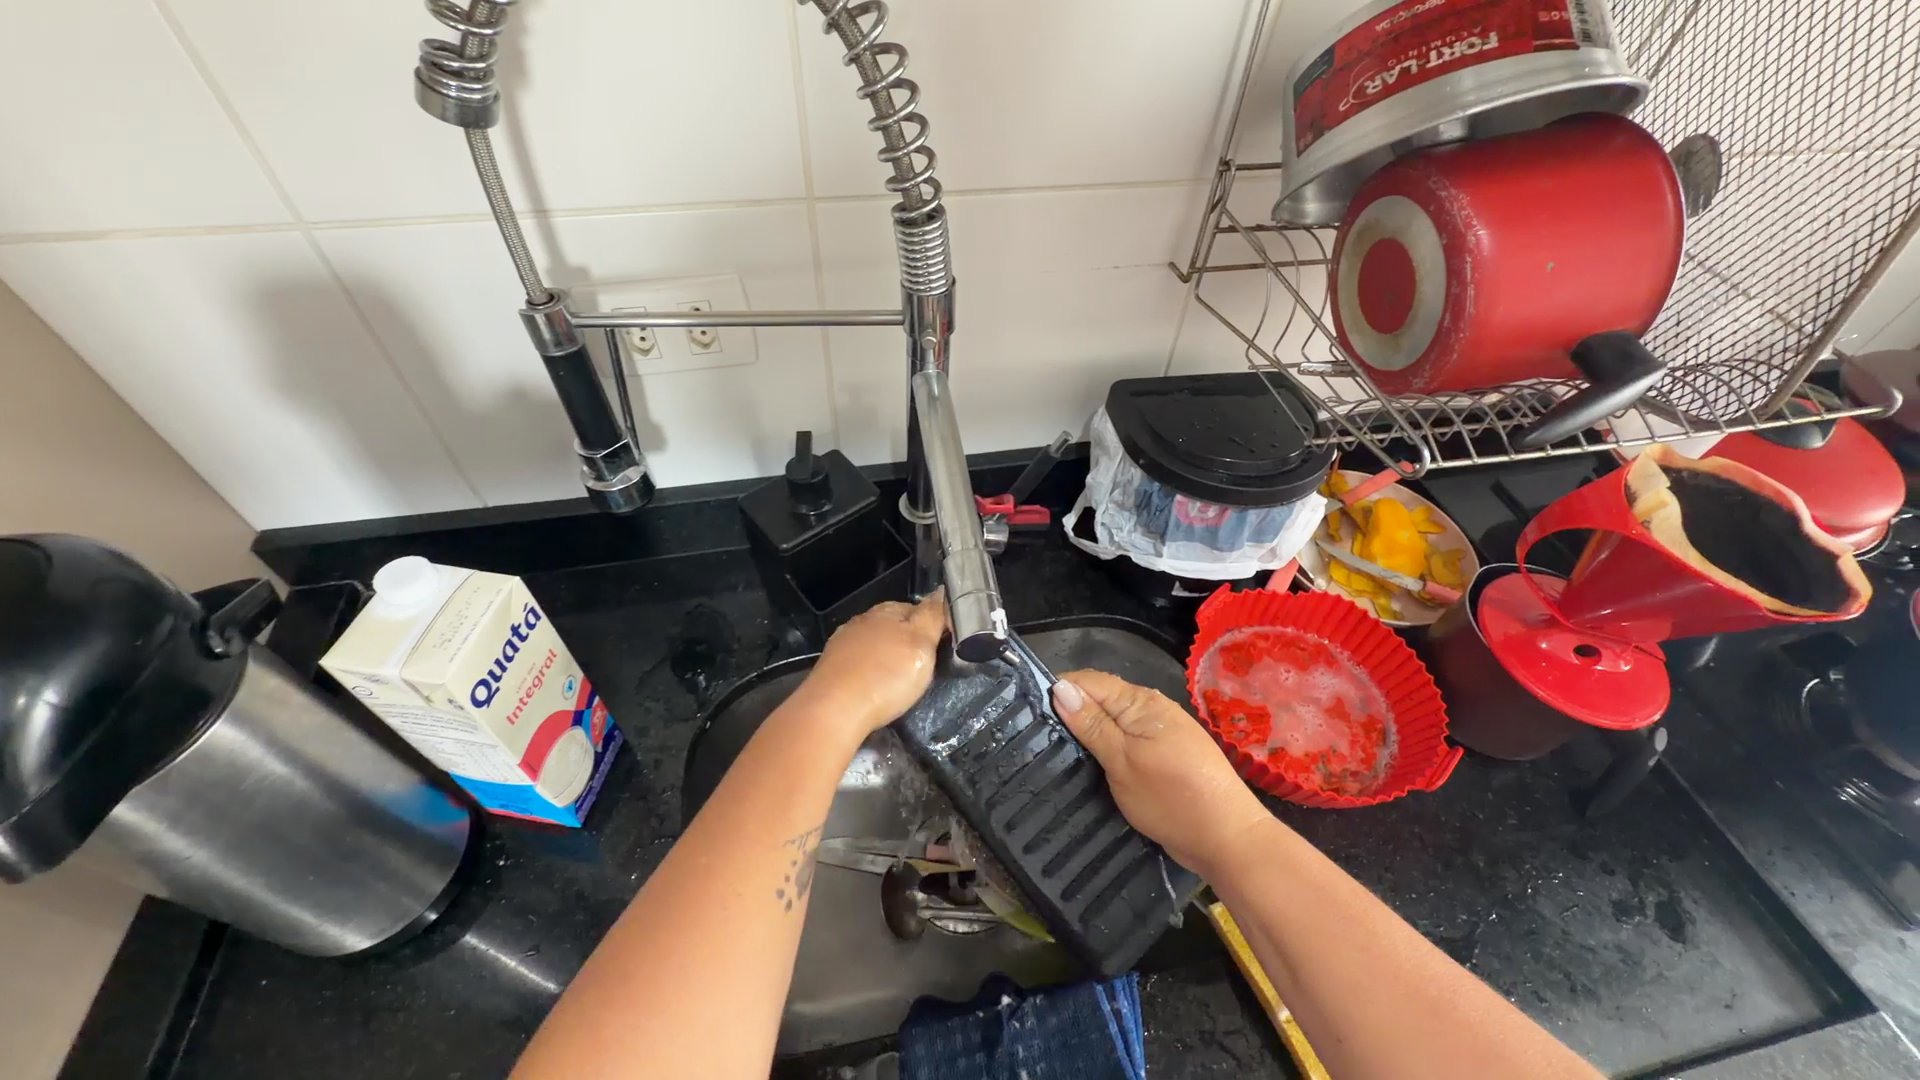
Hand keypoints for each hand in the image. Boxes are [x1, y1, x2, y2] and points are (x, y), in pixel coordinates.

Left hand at [796, 590, 948, 741]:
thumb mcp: (921, 645)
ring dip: (885, 656)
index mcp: (886, 612)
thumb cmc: (885, 676)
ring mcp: (843, 643)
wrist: (834, 709)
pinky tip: (874, 686)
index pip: (916, 608)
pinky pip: (857, 662)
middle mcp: (862, 621)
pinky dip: (868, 671)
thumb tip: (941, 592)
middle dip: (906, 641)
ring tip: (898, 680)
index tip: (940, 646)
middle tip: (922, 667)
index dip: (930, 625)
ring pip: (873, 644)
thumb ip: (932, 617)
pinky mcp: (830, 666)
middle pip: (892, 626)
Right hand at [1052, 670, 1272, 876]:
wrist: (1227, 838)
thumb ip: (1092, 724)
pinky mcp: (1164, 754)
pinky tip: (1091, 763)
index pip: (1088, 681)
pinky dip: (1106, 747)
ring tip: (1056, 748)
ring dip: (1088, 730)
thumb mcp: (1122, 762)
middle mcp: (1151, 708)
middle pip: (1100, 698)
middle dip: (1071, 710)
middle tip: (1036, 734)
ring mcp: (1160, 732)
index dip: (1058, 691)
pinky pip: (1126, 739)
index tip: (1028, 709)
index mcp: (1140, 702)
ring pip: (1112, 720)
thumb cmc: (1171, 798)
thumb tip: (1060, 689)